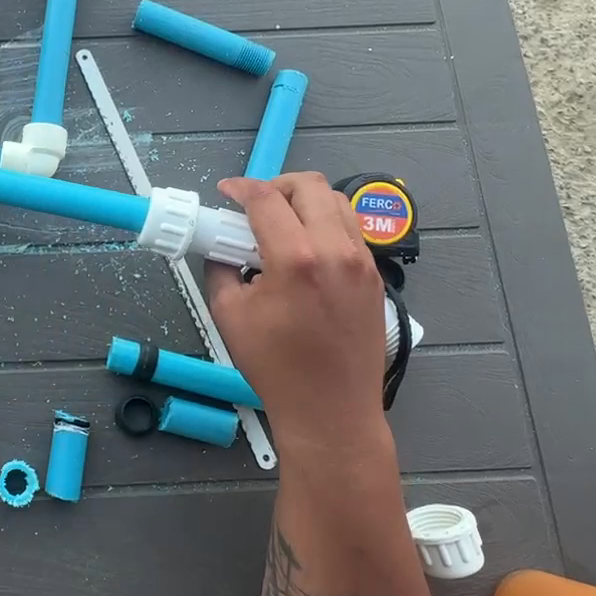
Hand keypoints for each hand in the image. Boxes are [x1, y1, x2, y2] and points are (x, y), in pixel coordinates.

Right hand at [205, 172, 387, 441]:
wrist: (331, 410)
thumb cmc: (275, 366)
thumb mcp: (229, 313)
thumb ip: (221, 268)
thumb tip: (222, 246)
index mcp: (295, 259)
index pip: (265, 198)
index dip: (240, 187)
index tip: (226, 192)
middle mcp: (335, 251)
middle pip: (309, 185)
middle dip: (276, 186)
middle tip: (254, 206)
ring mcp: (362, 263)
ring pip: (336, 202)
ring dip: (304, 202)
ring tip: (281, 225)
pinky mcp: (374, 277)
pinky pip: (350, 230)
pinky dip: (325, 225)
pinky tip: (305, 250)